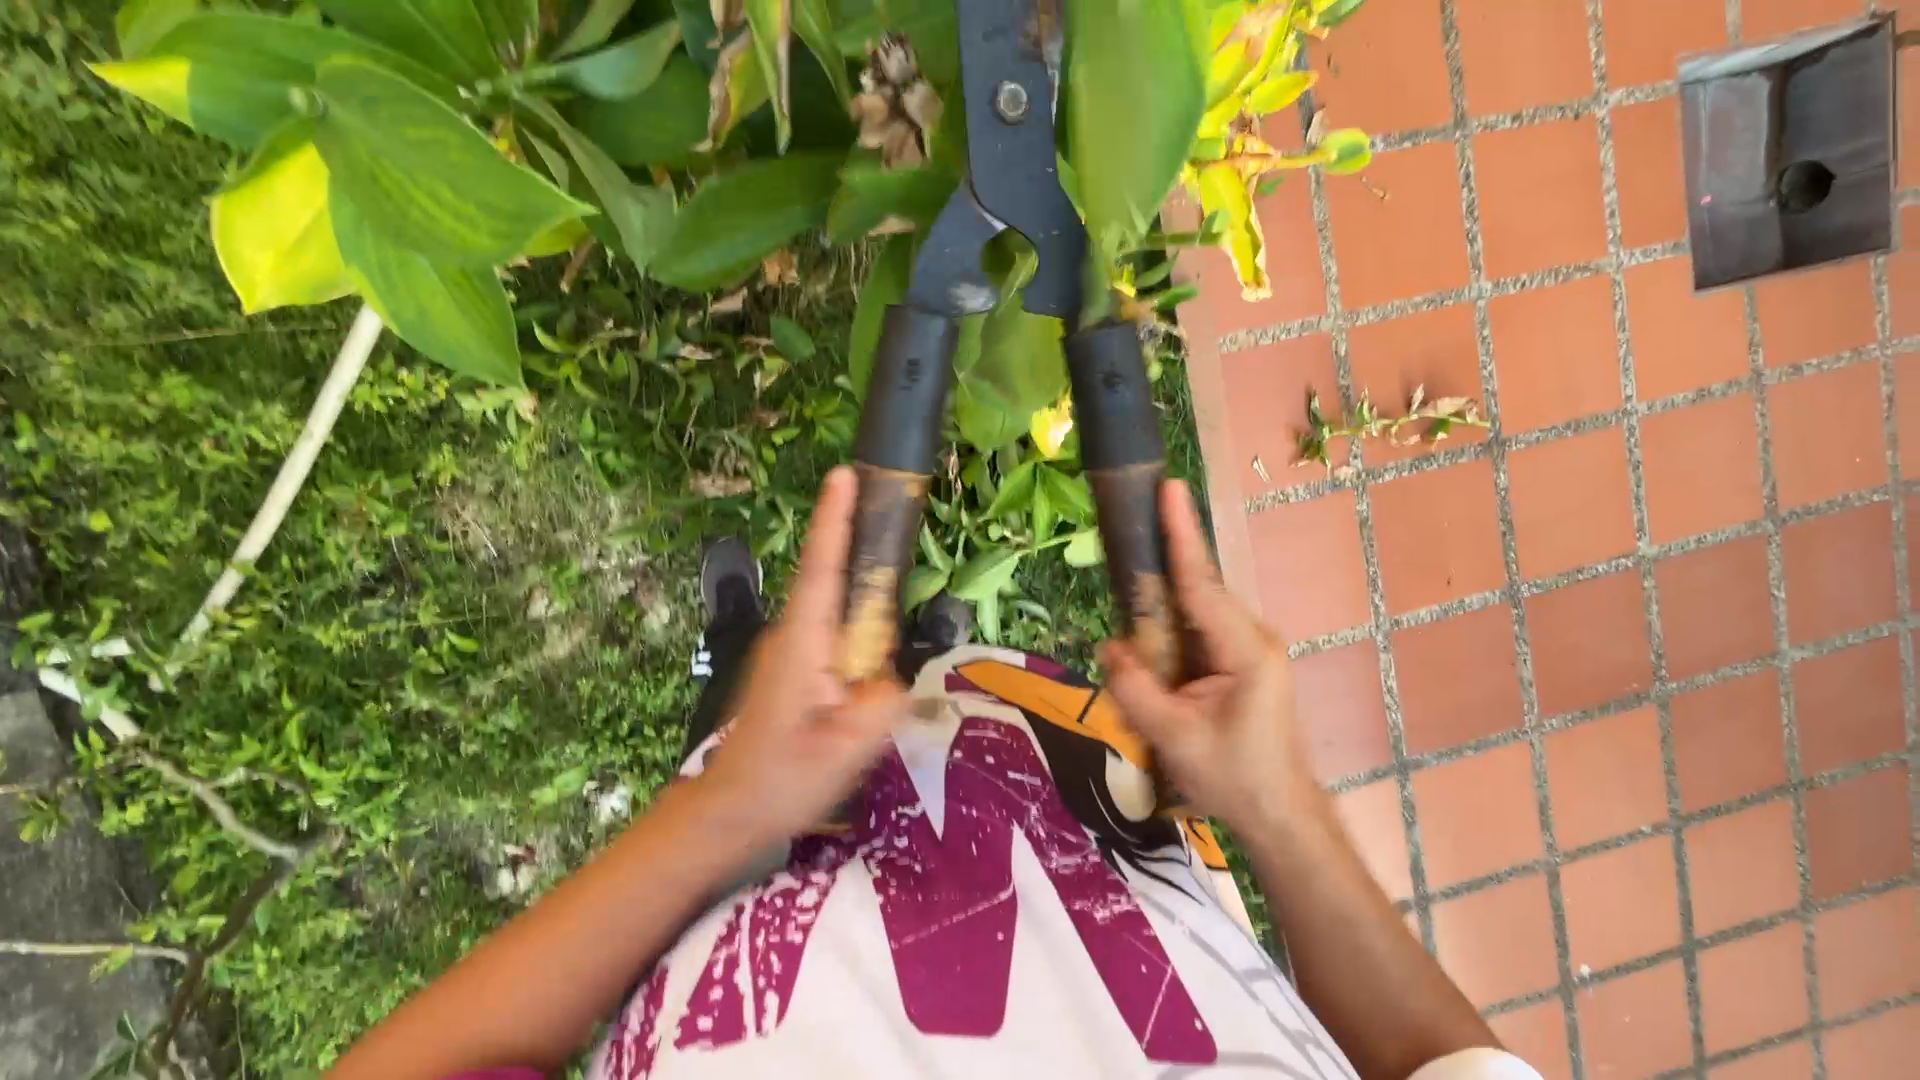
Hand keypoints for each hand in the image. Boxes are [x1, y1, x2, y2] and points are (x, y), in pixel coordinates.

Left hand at [693, 466, 905, 846]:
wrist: (727, 811)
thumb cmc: (782, 780)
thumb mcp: (846, 751)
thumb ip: (881, 702)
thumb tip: (894, 673)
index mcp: (804, 644)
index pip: (821, 568)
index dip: (832, 519)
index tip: (842, 474)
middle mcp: (791, 636)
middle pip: (832, 581)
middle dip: (861, 558)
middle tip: (892, 548)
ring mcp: (787, 652)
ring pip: (835, 614)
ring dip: (862, 613)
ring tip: (880, 646)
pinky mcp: (790, 669)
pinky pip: (830, 638)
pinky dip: (853, 640)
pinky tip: (862, 682)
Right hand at [1102, 480, 1322, 834]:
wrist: (1277, 810)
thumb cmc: (1233, 777)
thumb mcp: (1173, 737)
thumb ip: (1135, 689)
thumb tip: (1108, 646)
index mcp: (1246, 650)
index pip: (1201, 584)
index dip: (1182, 535)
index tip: (1170, 488)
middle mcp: (1252, 636)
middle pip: (1195, 590)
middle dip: (1158, 567)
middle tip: (1126, 539)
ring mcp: (1247, 647)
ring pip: (1192, 611)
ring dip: (1158, 610)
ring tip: (1133, 617)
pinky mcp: (1237, 661)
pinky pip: (1194, 632)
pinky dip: (1167, 632)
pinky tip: (1149, 652)